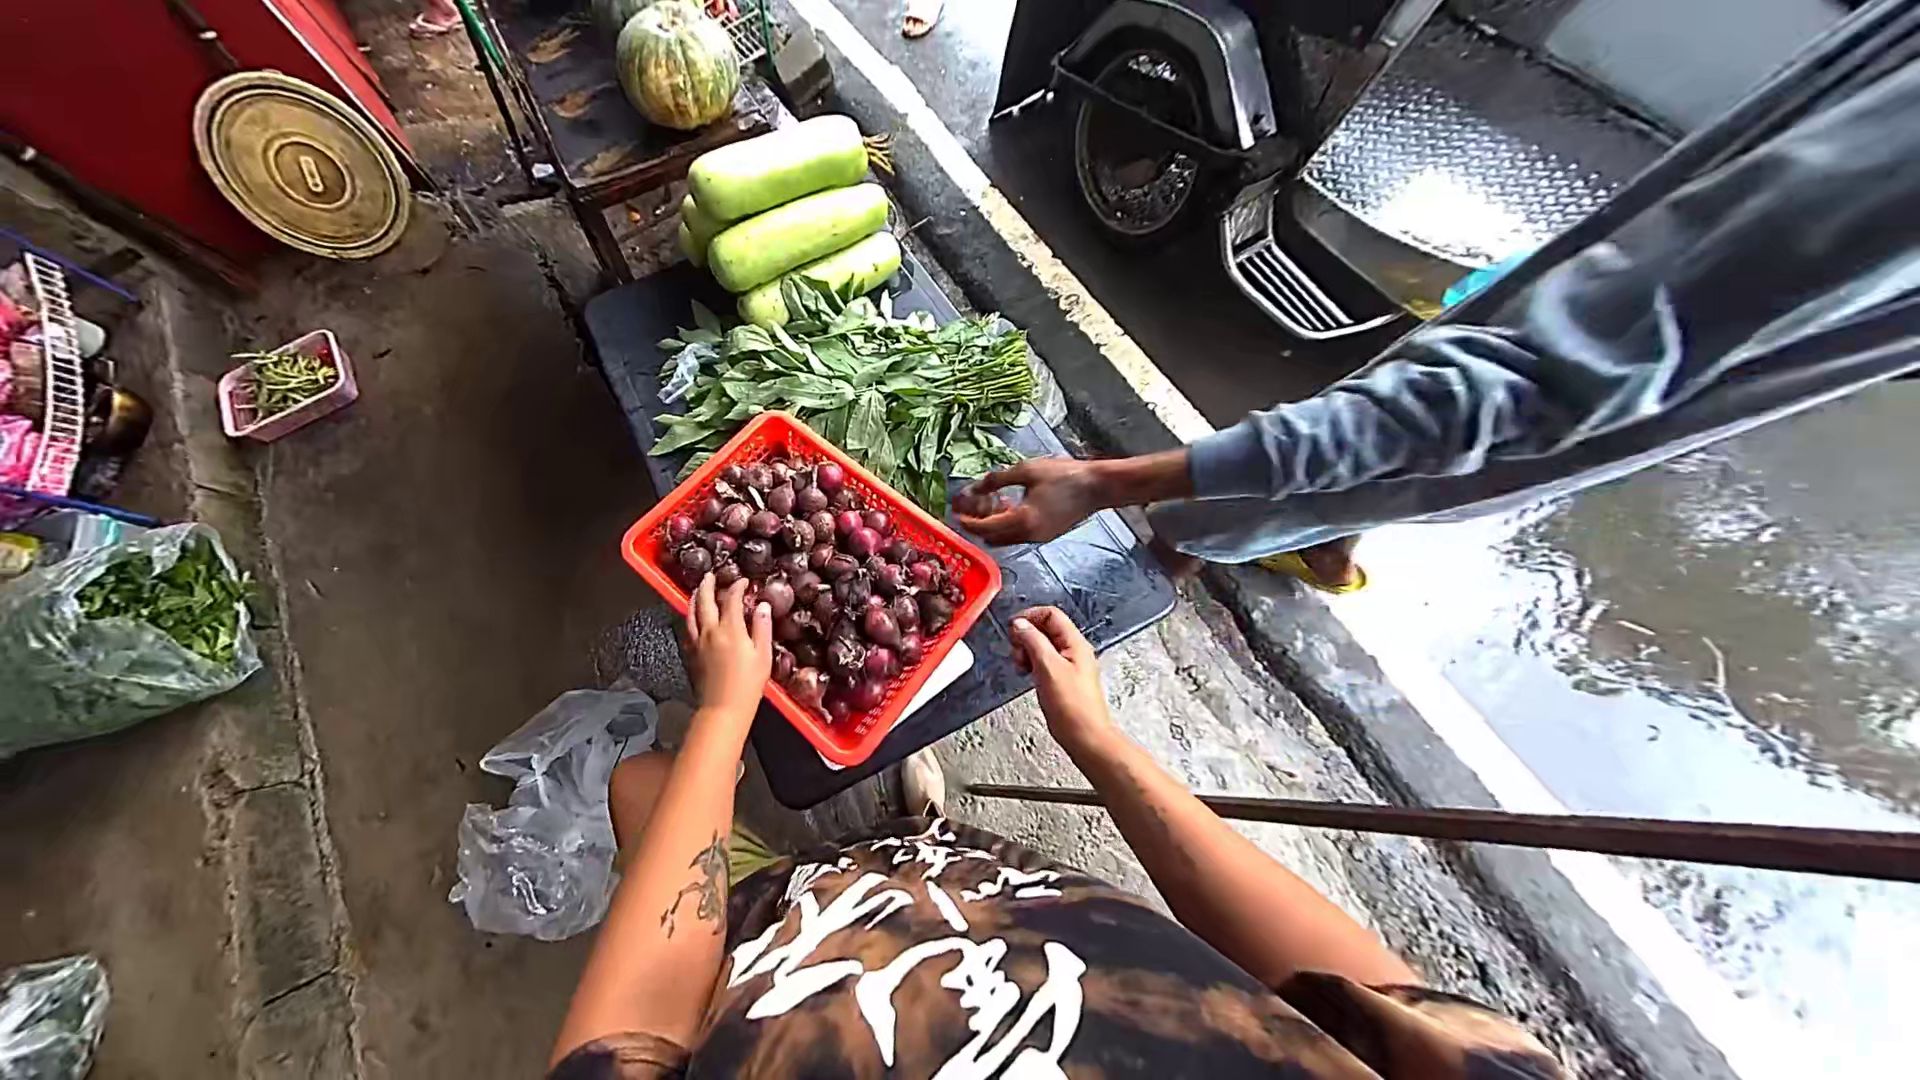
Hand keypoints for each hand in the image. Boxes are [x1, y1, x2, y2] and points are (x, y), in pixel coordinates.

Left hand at [684, 574, 772, 721]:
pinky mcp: (691, 653)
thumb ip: (762, 628)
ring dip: (695, 598)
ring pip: (691, 613)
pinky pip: (687, 627)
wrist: (723, 708)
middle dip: (708, 586)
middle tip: (710, 576)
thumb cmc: (748, 683)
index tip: (742, 581)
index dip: (736, 587)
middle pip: (705, 602)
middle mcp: (710, 632)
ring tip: (698, 590)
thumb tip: (762, 606)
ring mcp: (697, 642)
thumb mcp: (763, 655)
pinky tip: (693, 616)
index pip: (731, 600)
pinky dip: (690, 615)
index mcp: (730, 630)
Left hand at [954, 459, 1109, 545]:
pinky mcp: (1045, 536)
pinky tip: (1008, 505)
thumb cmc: (1064, 476)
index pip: (984, 528)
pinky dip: (1007, 525)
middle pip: (992, 538)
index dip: (967, 521)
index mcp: (1021, 521)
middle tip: (971, 506)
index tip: (956, 511)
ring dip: (992, 526)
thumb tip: (974, 487)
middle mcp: (1027, 536)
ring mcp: (1038, 538)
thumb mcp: (1026, 471)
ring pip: (1005, 538)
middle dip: (978, 525)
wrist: (1097, 487)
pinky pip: (1018, 535)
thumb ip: (997, 480)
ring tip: (989, 503)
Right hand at [1009, 606, 1113, 750]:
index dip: (1030, 617)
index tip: (1013, 629)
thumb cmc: (1073, 707)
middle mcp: (1074, 651)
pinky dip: (1032, 664)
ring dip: (1027, 651)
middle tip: (1017, 651)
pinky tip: (1028, 674)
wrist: (1085, 737)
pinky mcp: (1063, 679)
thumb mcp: (1048, 667)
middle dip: (1026, 636)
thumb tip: (1020, 624)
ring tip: (1022, 666)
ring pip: (1043, 646)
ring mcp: (1069, 666)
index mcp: (1075, 643)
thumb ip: (1033, 641)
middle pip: (1045, 629)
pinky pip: (1044, 662)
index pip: (1051, 614)